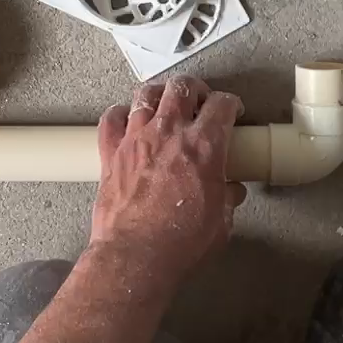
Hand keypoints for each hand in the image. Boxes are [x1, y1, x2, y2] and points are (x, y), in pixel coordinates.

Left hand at [90, 76, 245, 284]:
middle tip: (199, 100)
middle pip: (182, 87)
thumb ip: (227, 198)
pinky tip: (127, 120)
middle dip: (195, 89)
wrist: (136, 255)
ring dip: (159, 94)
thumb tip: (231, 191)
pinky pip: (111, 118)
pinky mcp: (111, 152)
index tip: (232, 110)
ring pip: (146, 94)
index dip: (231, 103)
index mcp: (204, 145)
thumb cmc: (181, 242)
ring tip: (165, 103)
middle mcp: (170, 132)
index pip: (222, 104)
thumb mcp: (221, 222)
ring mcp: (136, 138)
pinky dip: (120, 114)